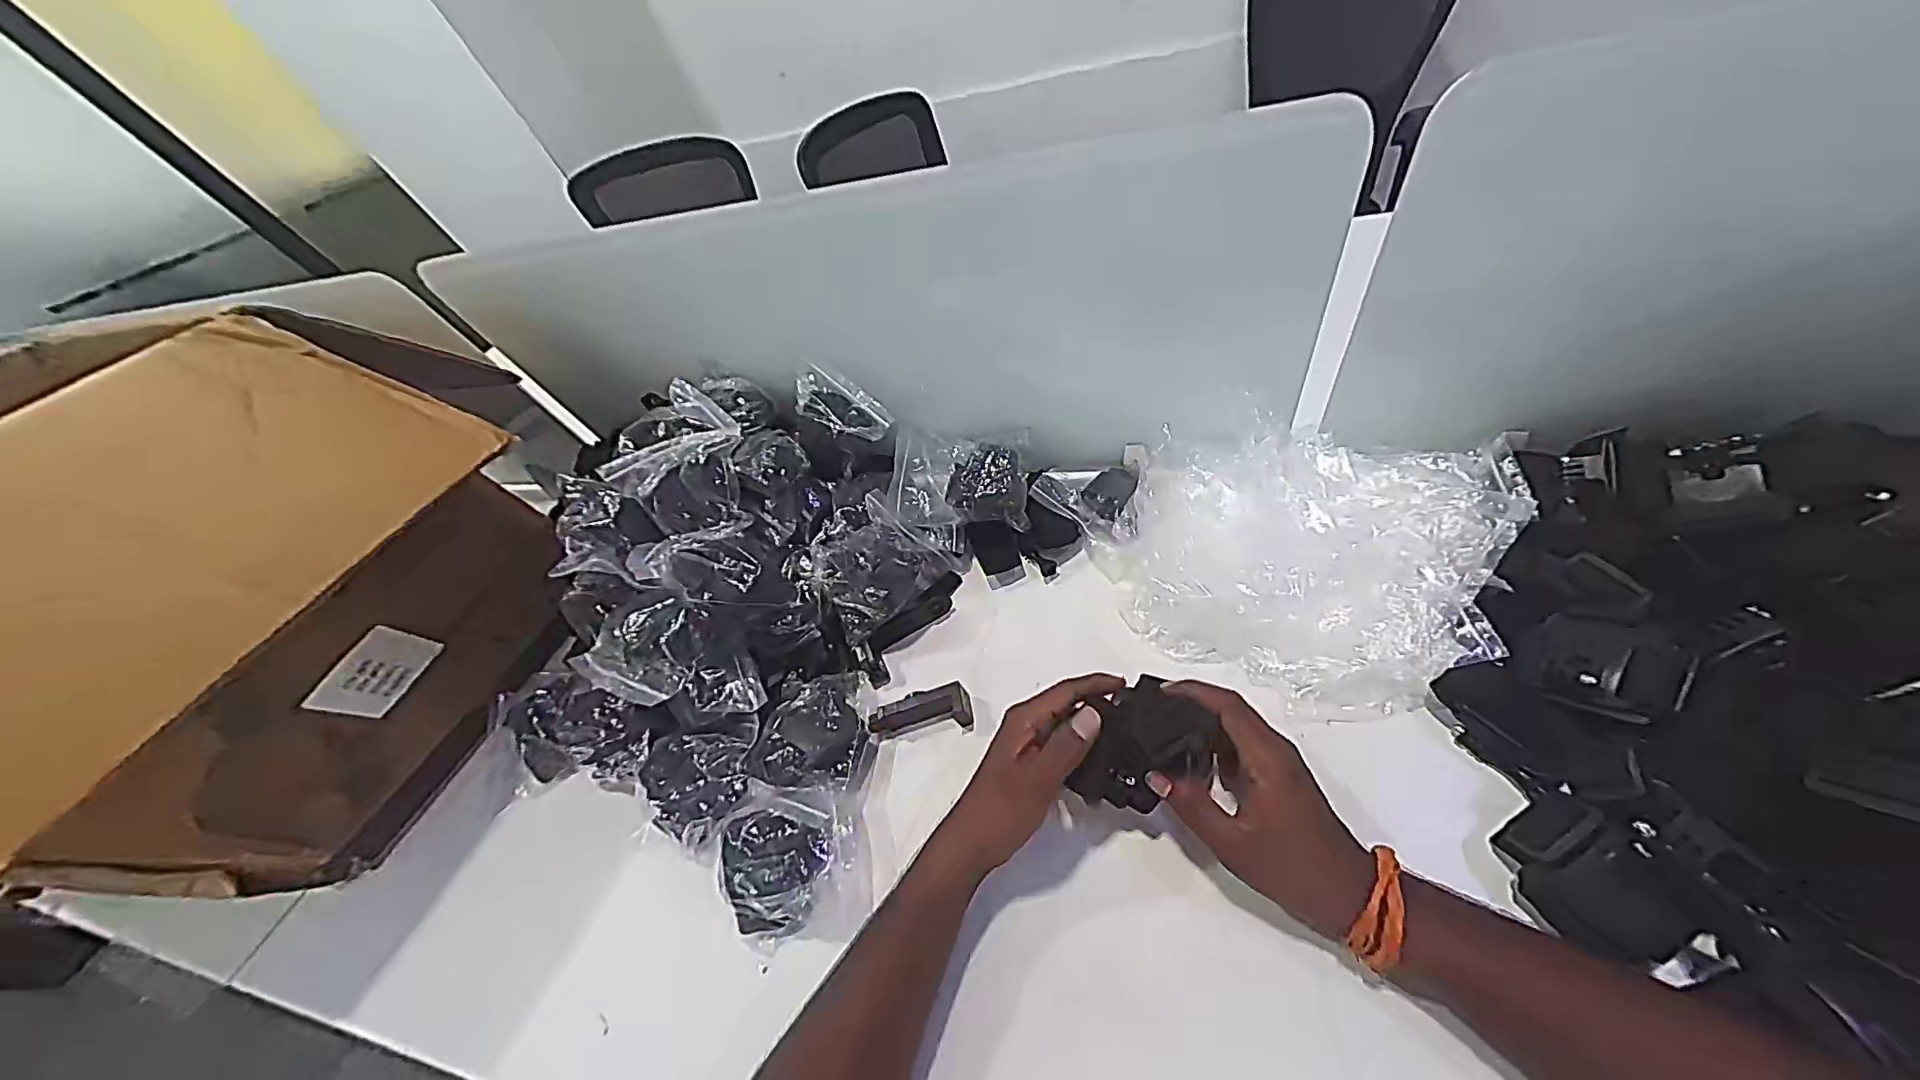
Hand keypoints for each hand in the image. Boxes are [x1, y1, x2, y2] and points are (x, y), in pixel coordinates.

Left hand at [927, 673, 1122, 876]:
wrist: (973, 844)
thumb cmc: (993, 813)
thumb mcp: (1037, 778)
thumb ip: (1066, 745)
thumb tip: (1091, 715)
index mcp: (1022, 721)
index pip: (1065, 690)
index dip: (1095, 683)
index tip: (1120, 684)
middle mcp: (1024, 728)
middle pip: (1066, 702)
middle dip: (1096, 698)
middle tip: (1124, 703)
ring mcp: (1027, 746)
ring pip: (1065, 724)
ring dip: (1090, 723)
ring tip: (1116, 726)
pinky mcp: (1031, 764)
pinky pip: (1062, 745)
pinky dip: (1081, 746)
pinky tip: (1094, 757)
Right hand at [1147, 681, 1374, 938]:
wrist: (1345, 893)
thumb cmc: (1296, 869)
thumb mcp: (1231, 842)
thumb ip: (1191, 805)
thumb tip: (1158, 778)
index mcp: (1267, 758)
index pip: (1228, 705)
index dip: (1193, 691)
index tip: (1164, 692)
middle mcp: (1276, 752)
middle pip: (1231, 709)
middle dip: (1193, 703)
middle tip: (1158, 710)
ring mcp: (1280, 763)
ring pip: (1237, 726)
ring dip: (1203, 723)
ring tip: (1167, 733)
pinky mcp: (1279, 775)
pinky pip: (1242, 745)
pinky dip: (1215, 743)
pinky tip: (1193, 762)